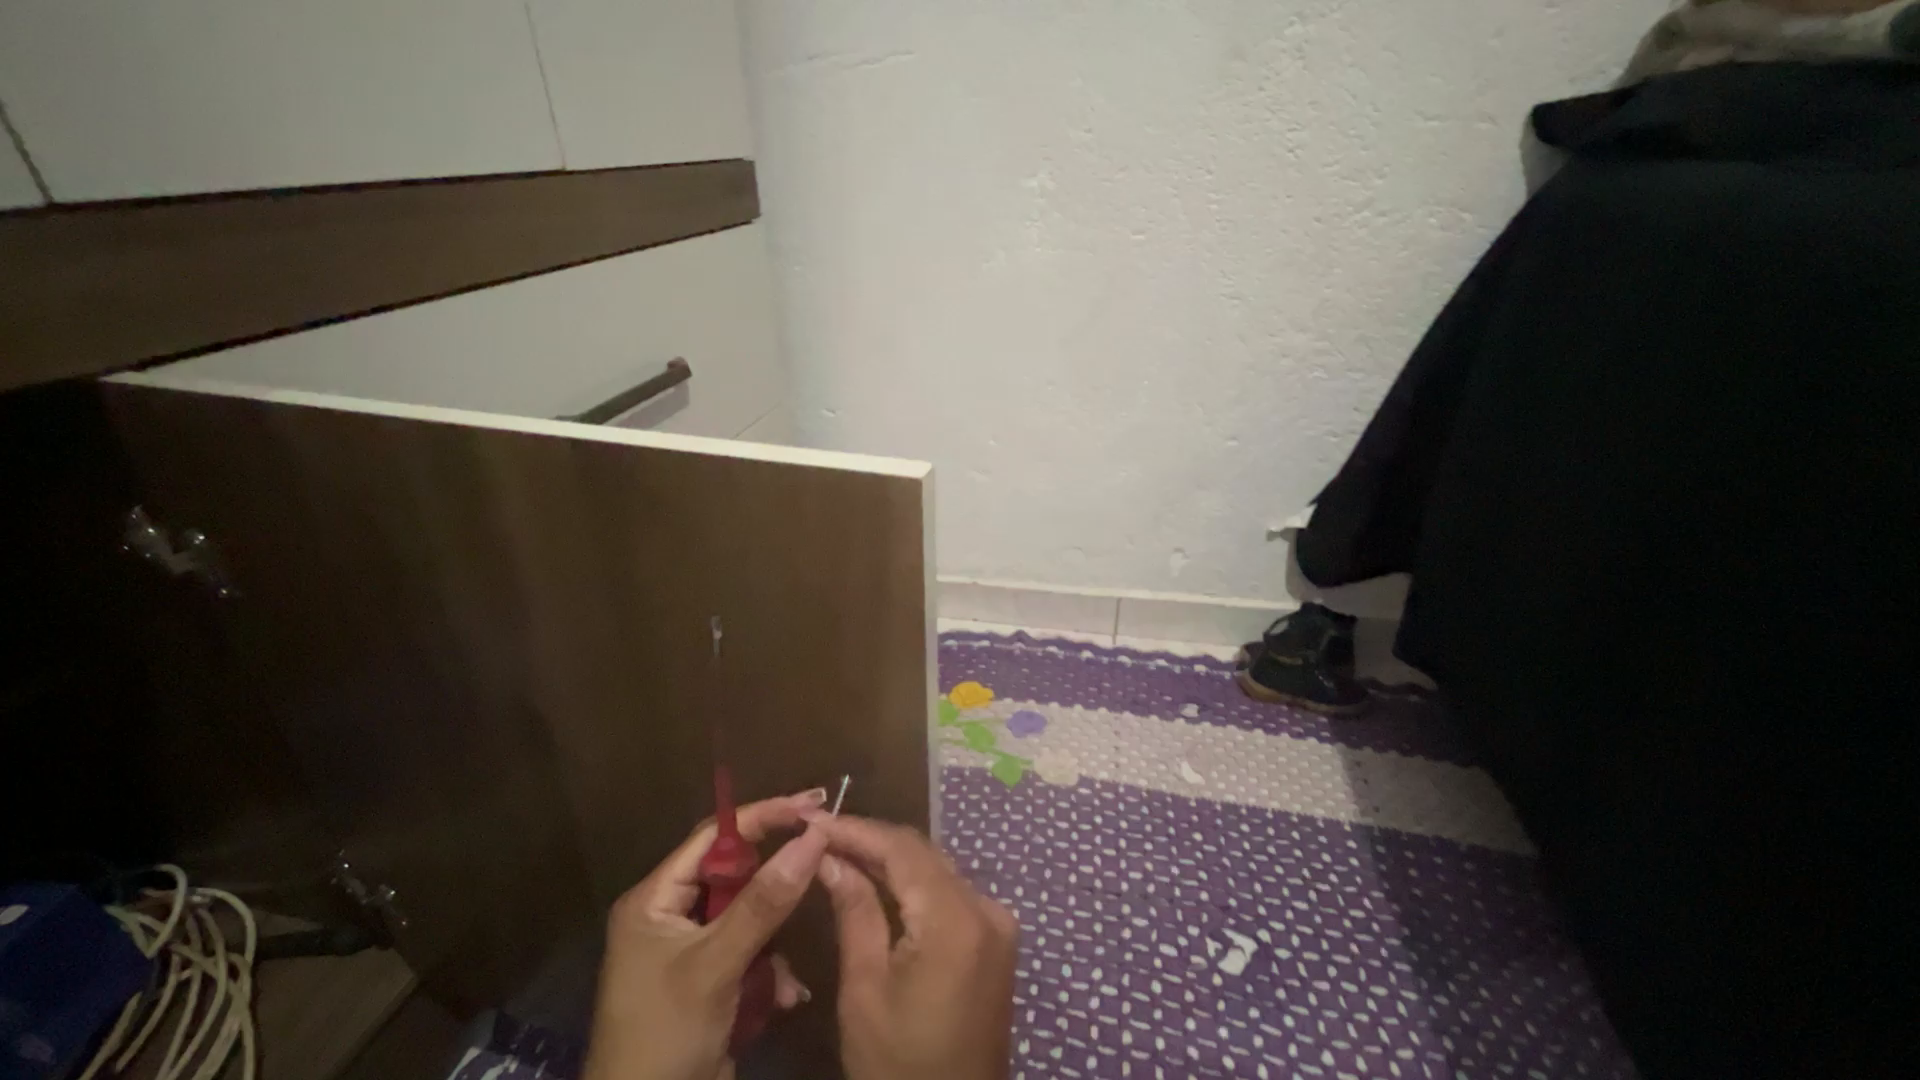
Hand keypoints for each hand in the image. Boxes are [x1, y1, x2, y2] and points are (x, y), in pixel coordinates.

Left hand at [585, 789, 830, 1079]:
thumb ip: (763, 903)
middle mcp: (671, 917)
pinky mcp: (711, 985)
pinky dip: (771, 976)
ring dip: (775, 943)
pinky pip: (752, 957)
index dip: (763, 815)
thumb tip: (812, 838)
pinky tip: (784, 999)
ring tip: (785, 974)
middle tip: (825, 857)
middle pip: (735, 876)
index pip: (714, 837)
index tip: (813, 803)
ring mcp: (692, 953)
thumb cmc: (664, 1036)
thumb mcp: (714, 966)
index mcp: (655, 899)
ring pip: (751, 919)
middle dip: (777, 883)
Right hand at [810, 813, 1019, 1079]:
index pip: (902, 849)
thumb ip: (855, 912)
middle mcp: (987, 908)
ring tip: (840, 850)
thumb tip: (830, 858)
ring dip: (892, 859)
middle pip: (924, 854)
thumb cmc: (899, 1064)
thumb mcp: (865, 990)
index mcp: (956, 920)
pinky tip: (878, 880)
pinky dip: (914, 883)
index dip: (856, 829)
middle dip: (871, 840)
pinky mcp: (997, 940)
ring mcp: (998, 924)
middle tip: (820, 833)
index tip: (813, 820)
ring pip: (938, 870)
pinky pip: (951, 893)